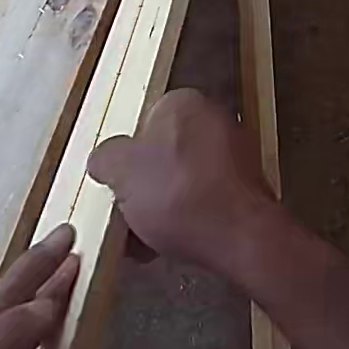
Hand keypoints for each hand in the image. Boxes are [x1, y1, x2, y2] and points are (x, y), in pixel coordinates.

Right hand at [86, 88, 284, 273]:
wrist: (242, 236)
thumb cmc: (178, 193)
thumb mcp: (122, 171)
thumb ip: (106, 157)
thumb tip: (104, 158)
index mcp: (184, 102)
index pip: (143, 120)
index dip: (126, 154)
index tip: (116, 182)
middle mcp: (213, 118)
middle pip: (161, 153)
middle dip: (141, 187)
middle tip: (126, 215)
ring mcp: (233, 152)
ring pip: (180, 179)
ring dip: (160, 207)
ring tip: (143, 241)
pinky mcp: (244, 185)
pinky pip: (202, 197)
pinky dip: (186, 216)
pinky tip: (169, 246)